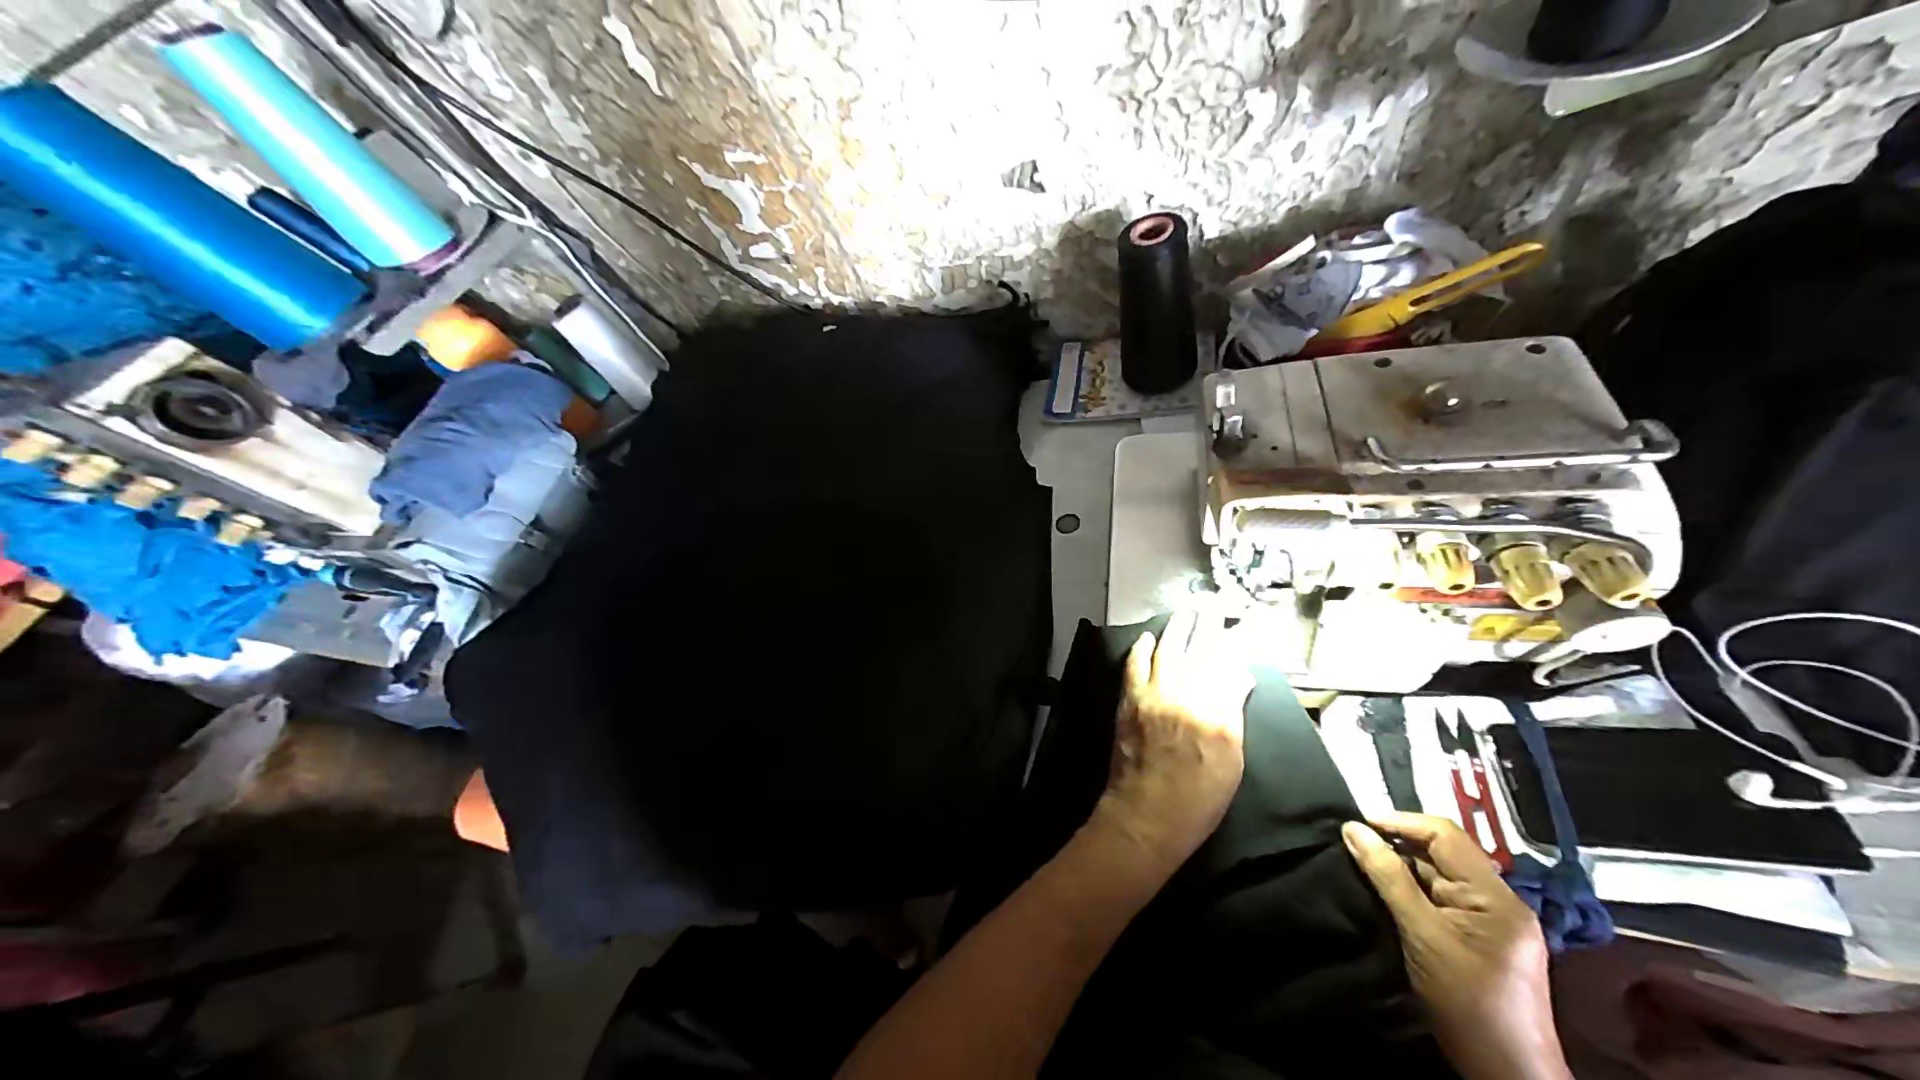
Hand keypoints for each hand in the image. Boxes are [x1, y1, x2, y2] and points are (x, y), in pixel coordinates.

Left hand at [1091, 609, 1254, 871]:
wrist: (1145, 817)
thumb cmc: (1198, 800)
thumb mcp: (1232, 762)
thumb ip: (1233, 713)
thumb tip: (1240, 677)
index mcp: (1215, 714)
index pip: (1227, 666)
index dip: (1235, 642)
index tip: (1242, 624)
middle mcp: (1183, 698)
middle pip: (1197, 651)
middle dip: (1207, 625)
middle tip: (1214, 606)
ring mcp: (1152, 697)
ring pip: (1166, 652)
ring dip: (1177, 630)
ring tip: (1186, 614)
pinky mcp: (1129, 703)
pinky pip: (1135, 666)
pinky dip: (1142, 649)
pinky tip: (1148, 638)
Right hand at [1343, 813, 1569, 1079]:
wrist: (1508, 1074)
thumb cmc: (1467, 1002)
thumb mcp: (1421, 934)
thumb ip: (1387, 877)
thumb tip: (1352, 829)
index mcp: (1496, 895)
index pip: (1445, 834)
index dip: (1399, 822)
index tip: (1356, 826)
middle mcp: (1501, 900)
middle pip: (1443, 853)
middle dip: (1397, 845)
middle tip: (1353, 846)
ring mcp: (1494, 921)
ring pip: (1440, 875)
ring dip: (1402, 868)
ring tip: (1362, 866)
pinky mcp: (1483, 938)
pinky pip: (1444, 898)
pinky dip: (1414, 891)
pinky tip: (1387, 894)